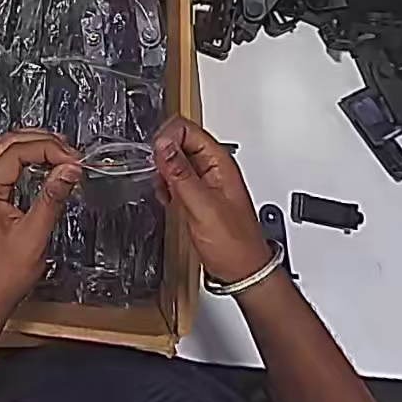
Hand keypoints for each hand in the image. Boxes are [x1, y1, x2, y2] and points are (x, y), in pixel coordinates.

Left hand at [0, 129, 81, 320]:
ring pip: (9, 149)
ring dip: (37, 145)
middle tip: (71, 154)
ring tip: (64, 155)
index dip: (48, 149)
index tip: (73, 160)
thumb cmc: (3, 275)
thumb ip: (52, 199)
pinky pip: (10, 163)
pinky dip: (31, 158)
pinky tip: (49, 165)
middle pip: (11, 142)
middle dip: (44, 141)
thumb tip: (70, 169)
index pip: (18, 151)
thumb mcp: (33, 237)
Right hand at [153, 116, 274, 284]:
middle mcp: (212, 167)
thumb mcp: (203, 207)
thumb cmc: (235, 244)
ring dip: (163, 172)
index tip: (157, 158)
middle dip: (163, 157)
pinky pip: (175, 178)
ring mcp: (204, 180)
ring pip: (174, 159)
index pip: (187, 129)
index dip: (167, 139)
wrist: (243, 272)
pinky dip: (166, 185)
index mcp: (218, 162)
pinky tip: (168, 199)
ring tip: (165, 191)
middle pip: (179, 141)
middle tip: (160, 178)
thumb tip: (164, 146)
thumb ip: (181, 175)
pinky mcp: (197, 194)